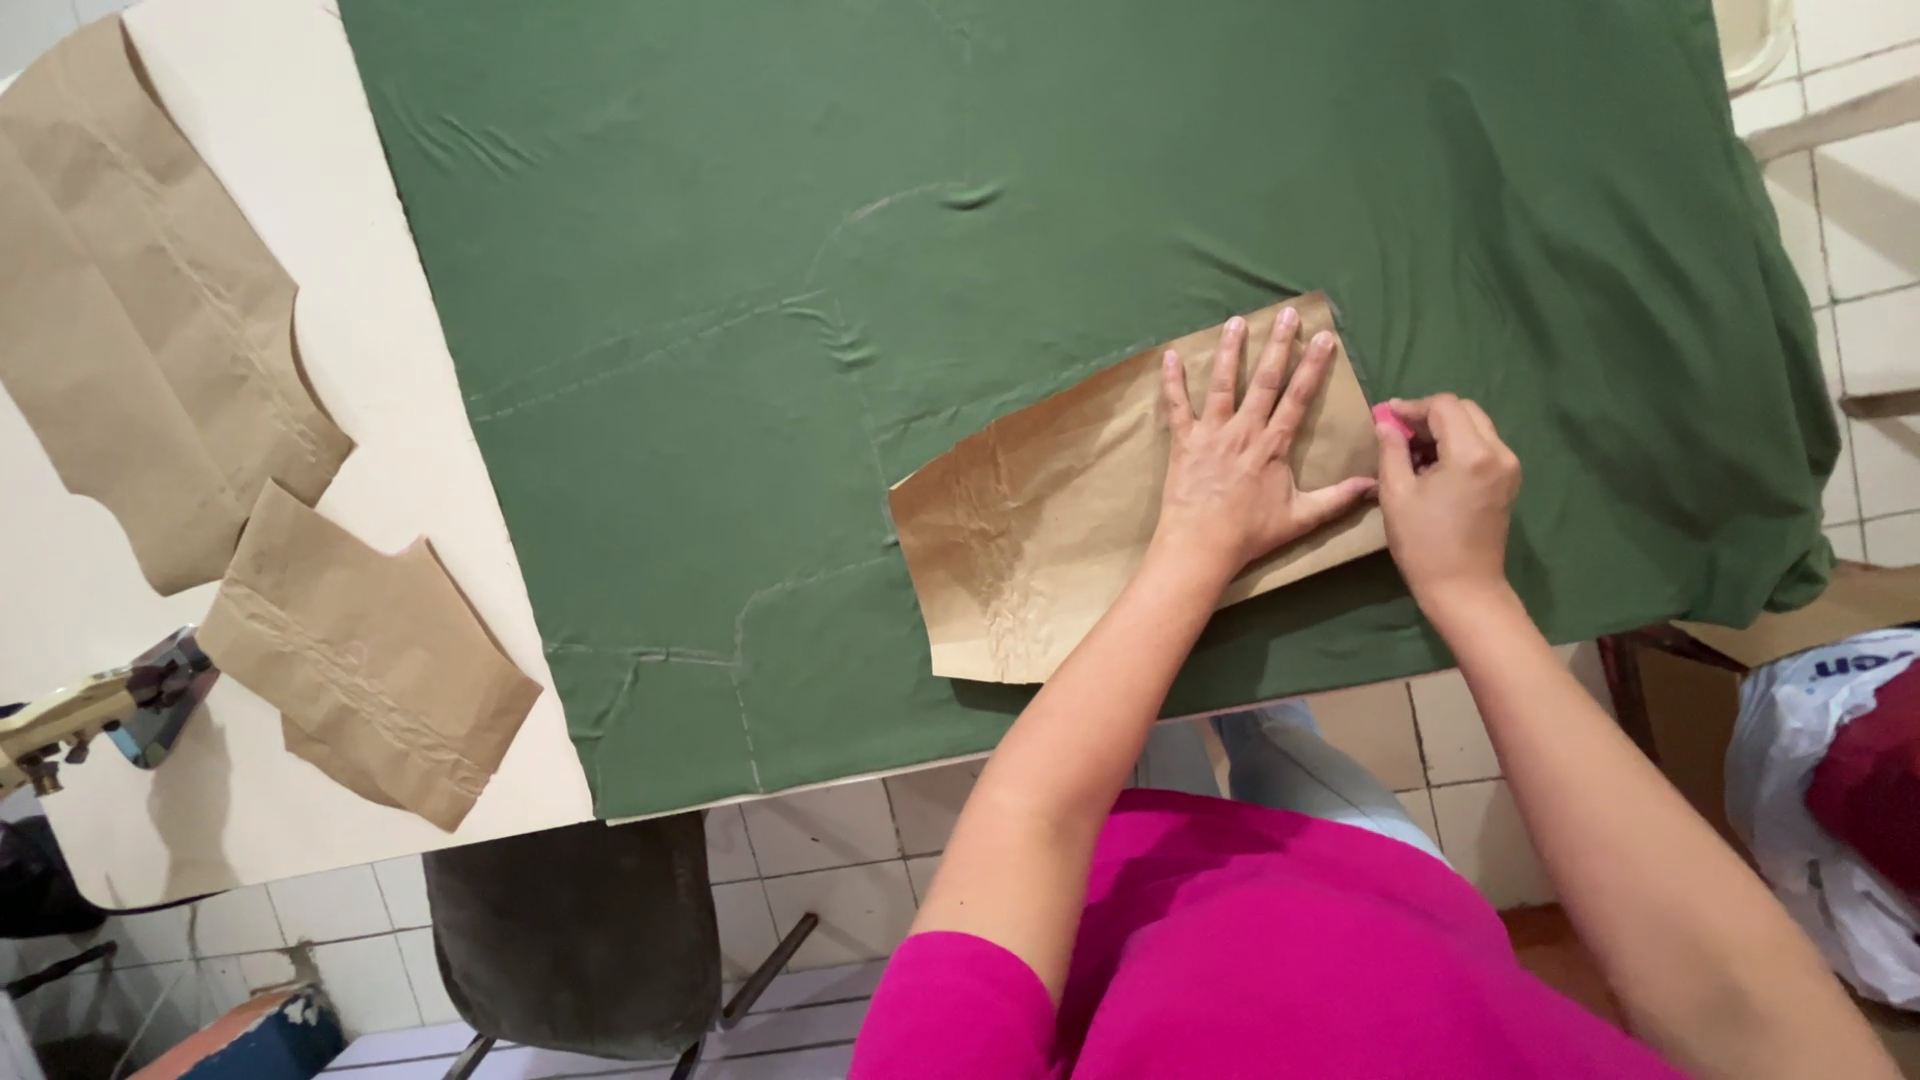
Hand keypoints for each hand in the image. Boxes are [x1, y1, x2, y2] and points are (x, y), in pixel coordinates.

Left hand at [1153, 309, 1376, 582]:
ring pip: (1223, 384)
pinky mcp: (1183, 442)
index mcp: (1273, 445)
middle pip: (1265, 380)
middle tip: (1288, 313)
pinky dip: (1172, 381)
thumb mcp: (1301, 518)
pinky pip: (1176, 406)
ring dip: (1231, 351)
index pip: (1299, 397)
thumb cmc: (1250, 533)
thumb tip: (1376, 485)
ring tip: (1237, 321)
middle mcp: (1244, 431)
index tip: (1324, 336)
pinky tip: (1170, 356)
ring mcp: (1211, 433)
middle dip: (1279, 345)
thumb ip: (1338, 499)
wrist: (1201, 545)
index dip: (1313, 366)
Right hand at [1373, 393, 1520, 611]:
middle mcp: (1499, 452)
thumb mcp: (1396, 494)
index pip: (1445, 406)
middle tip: (1397, 431)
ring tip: (1411, 449)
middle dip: (1429, 414)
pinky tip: (1432, 464)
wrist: (1462, 585)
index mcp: (1471, 454)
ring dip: (1444, 429)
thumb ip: (1391, 451)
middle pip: (1465, 410)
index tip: (1385, 416)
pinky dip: (1457, 444)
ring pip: (1476, 426)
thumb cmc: (1422, 542)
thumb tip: (1386, 424)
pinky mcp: (1508, 481)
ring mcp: (1508, 467)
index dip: (1412, 406)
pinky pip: (1483, 446)